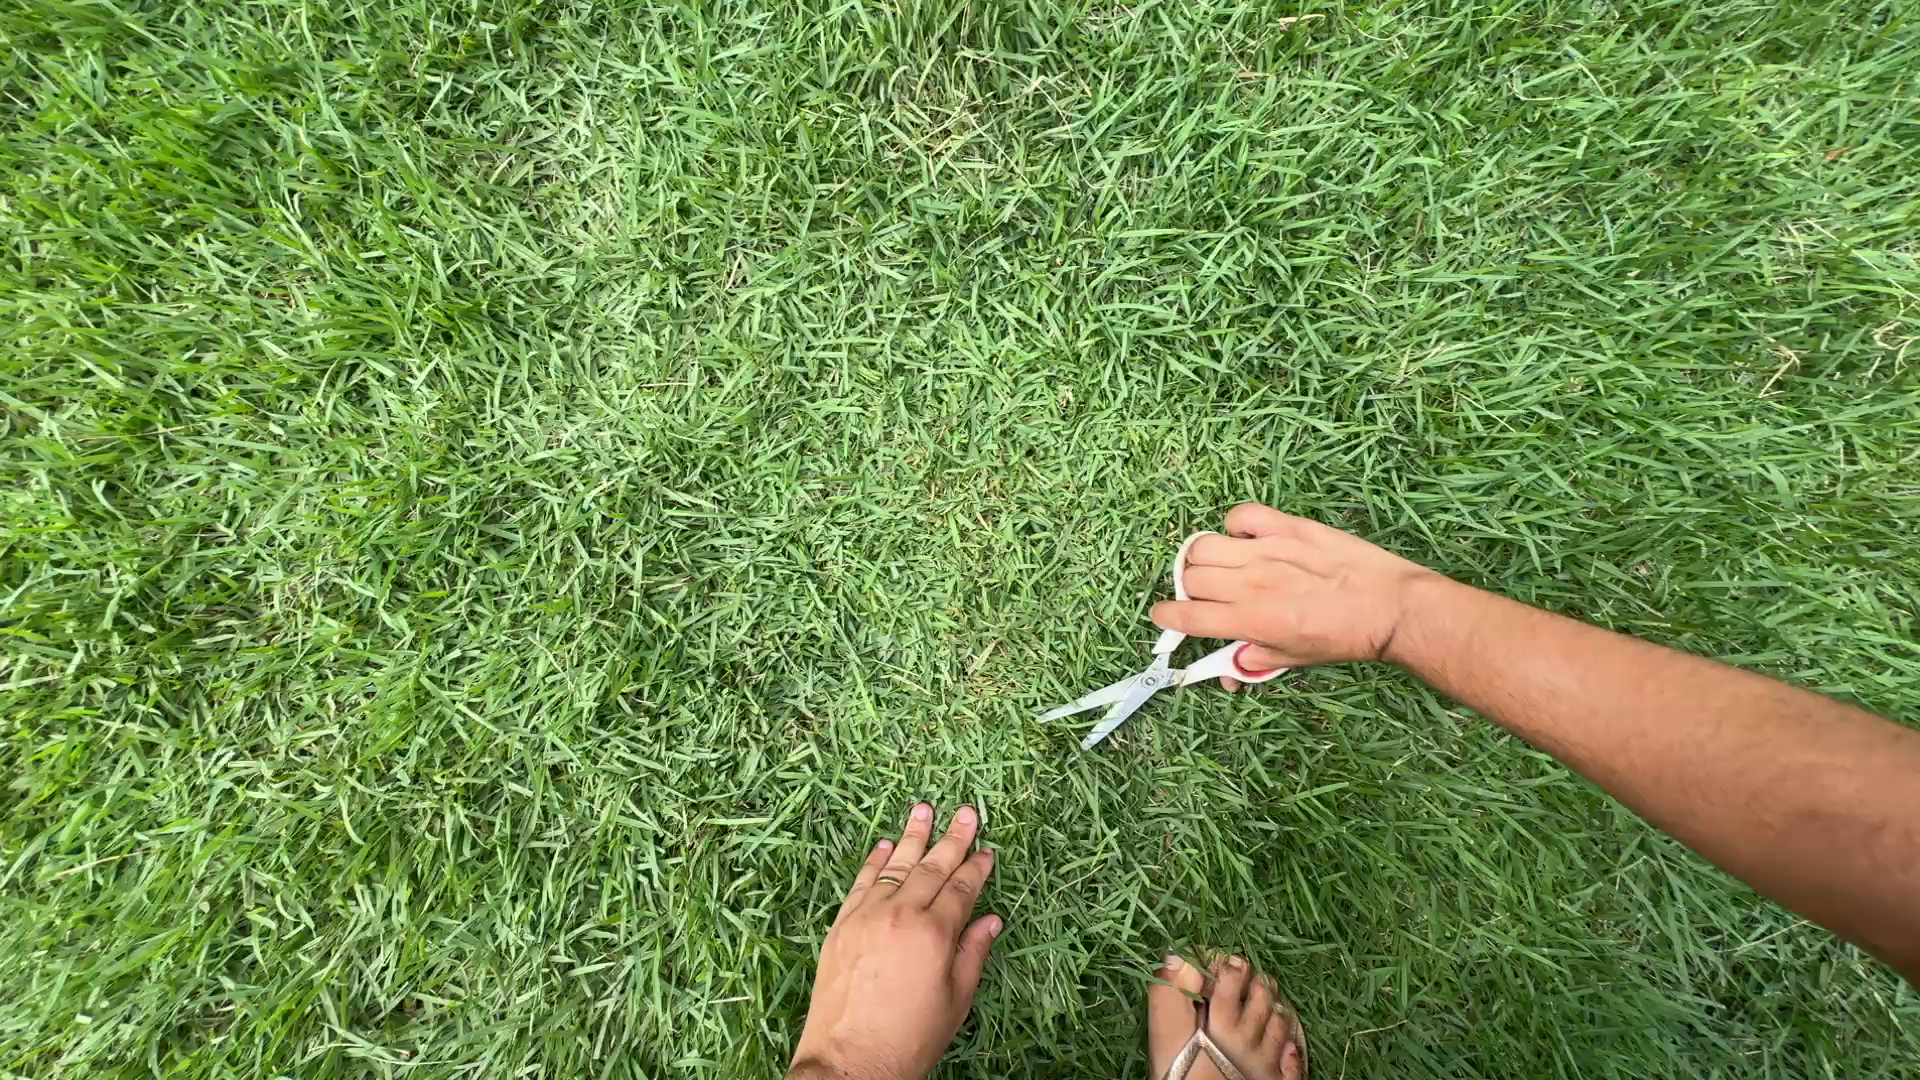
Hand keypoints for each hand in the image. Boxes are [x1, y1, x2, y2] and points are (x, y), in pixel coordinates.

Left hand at [788, 803, 1000, 1079]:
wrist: (847, 1064)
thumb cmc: (909, 1039)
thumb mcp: (954, 1002)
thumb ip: (973, 954)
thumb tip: (992, 918)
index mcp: (934, 934)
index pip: (961, 888)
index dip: (977, 868)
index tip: (988, 851)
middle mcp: (901, 914)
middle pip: (933, 867)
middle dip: (953, 838)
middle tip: (967, 812)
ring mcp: (868, 914)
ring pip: (896, 864)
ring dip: (913, 835)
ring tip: (925, 808)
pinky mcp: (843, 923)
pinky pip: (862, 881)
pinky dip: (874, 860)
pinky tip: (886, 844)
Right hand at [1152, 503, 1443, 683]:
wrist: (1393, 608)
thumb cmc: (1344, 638)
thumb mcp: (1295, 660)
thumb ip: (1252, 661)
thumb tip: (1226, 674)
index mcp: (1251, 621)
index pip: (1186, 617)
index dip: (1166, 618)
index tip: (1166, 617)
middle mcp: (1250, 585)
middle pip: (1189, 578)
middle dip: (1188, 590)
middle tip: (1204, 595)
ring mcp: (1267, 551)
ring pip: (1203, 546)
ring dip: (1202, 559)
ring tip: (1219, 566)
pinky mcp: (1286, 527)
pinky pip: (1240, 516)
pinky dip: (1235, 526)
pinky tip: (1247, 540)